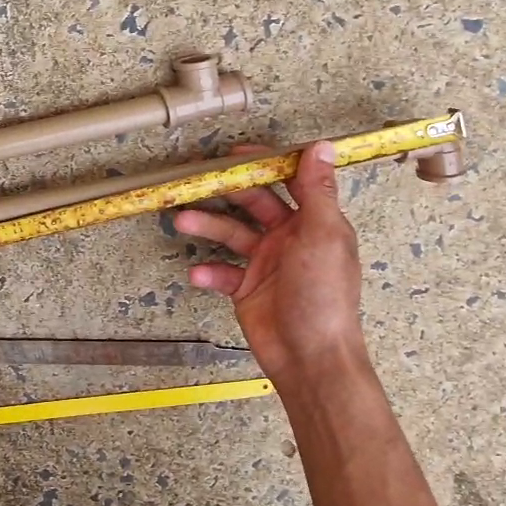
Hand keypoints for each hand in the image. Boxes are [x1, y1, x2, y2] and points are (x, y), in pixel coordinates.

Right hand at [175, 140, 367, 384]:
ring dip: (205, 225)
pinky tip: (198, 274)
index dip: (265, 164)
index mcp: (314, 223)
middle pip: (252, 204)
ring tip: (181, 221)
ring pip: (230, 233)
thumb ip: (317, 191)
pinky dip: (207, 271)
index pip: (289, 182)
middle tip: (196, 180)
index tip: (237, 153)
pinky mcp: (246, 288)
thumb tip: (322, 147)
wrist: (310, 358)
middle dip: (225, 192)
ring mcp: (266, 263)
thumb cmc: (323, 297)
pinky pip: (221, 271)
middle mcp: (289, 239)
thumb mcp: (322, 236)